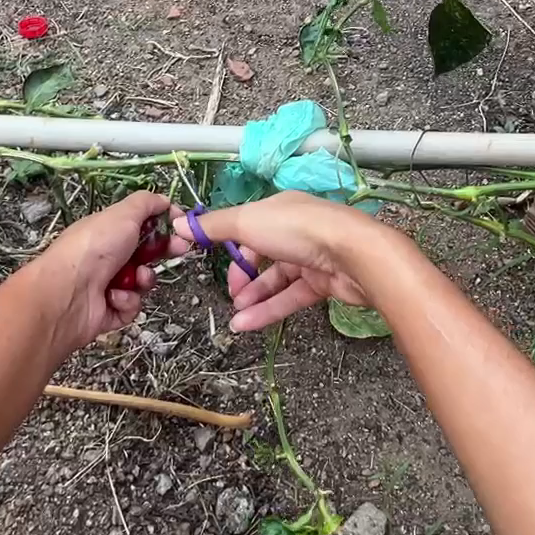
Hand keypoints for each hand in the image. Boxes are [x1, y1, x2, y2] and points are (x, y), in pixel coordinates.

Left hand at [31, 191, 189, 354]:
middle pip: (148, 253)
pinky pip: (133, 305)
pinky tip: (114, 297)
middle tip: (178, 250)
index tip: (181, 226)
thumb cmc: (95, 247)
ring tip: (133, 279)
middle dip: (164, 251)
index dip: (164, 225)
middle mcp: (109, 256)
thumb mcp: (123, 213)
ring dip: (144, 278)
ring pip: (144, 281)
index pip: (144, 225)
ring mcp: (109, 285)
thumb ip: (147, 203)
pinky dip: (128, 301)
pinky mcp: (110, 311)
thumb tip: (165, 201)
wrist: (66, 294)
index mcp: (110, 231)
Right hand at [172, 191, 394, 331]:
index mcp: (278, 209)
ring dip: (253, 297)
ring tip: (236, 315)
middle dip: (243, 275)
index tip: (206, 258)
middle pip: (261, 253)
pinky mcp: (323, 283)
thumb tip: (179, 223)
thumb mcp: (248, 222)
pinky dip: (268, 311)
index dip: (226, 241)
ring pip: (275, 279)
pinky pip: (289, 298)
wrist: (354, 255)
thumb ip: (214, 226)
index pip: (246, 224)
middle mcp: (295, 230)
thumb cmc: (299, 230)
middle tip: (231, 293)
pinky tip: (247, 324)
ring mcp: (310, 256)